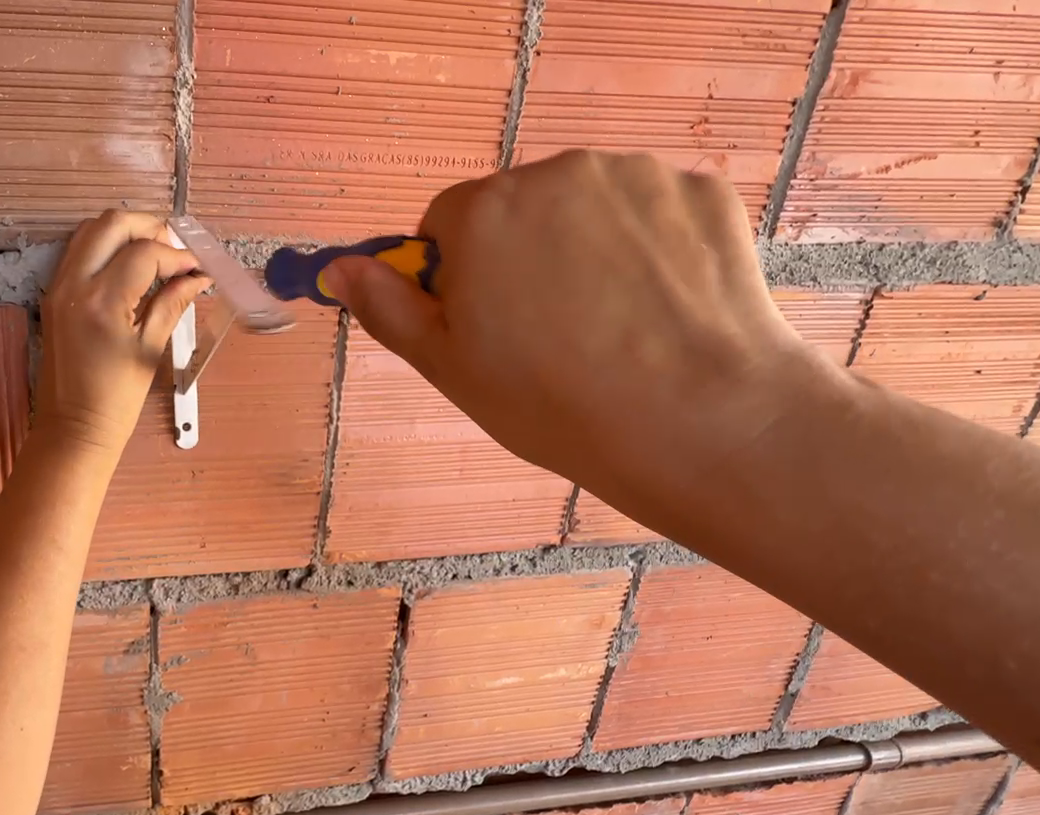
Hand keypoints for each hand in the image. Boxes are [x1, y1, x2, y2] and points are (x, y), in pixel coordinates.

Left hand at [37, 210, 209, 452]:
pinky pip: (78, 252)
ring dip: (124, 233)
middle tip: (174, 250)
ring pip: (90, 231)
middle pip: (112, 224)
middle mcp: (74, 284)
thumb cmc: (116, 399)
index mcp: (102, 301)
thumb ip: (172, 303)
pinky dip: (104, 248)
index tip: (196, 267)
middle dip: (149, 227)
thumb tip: (197, 276)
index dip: (176, 255)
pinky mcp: (53, 295)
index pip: (145, 253)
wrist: (73, 428)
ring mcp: (58, 287)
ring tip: (154, 254)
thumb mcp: (150, 349)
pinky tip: (128, 267)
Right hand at [321, 151, 846, 524]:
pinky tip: (651, 307)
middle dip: (514, 256)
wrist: (693, 418)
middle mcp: (557, 172)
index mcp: (485, 211)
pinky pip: (646, 211)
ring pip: (581, 207)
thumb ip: (385, 307)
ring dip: (576, 247)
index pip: (443, 223)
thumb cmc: (546, 400)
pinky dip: (640, 248)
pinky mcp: (701, 191)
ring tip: (602, 325)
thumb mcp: (445, 365)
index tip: (477, 325)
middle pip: (513, 209)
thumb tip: (337, 268)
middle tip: (539, 333)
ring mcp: (638, 175)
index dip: (453, 276)